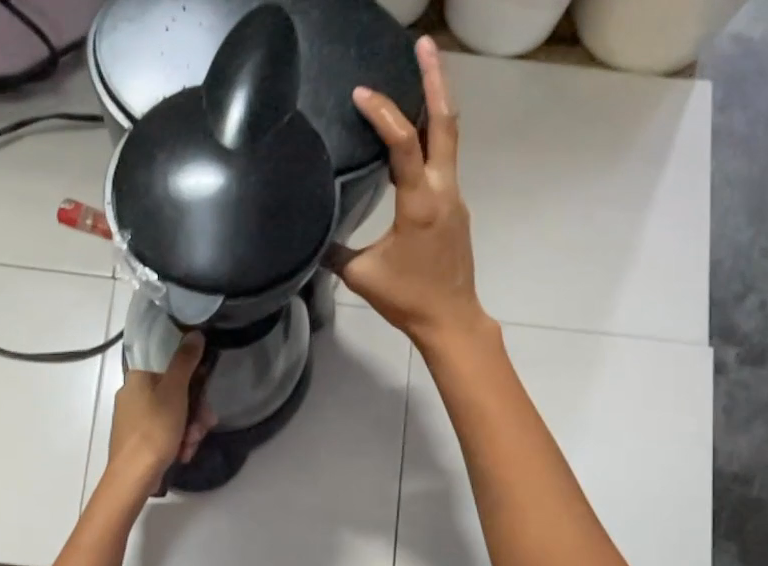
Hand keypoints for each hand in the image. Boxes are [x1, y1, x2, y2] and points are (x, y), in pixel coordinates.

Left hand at [107, 333, 213, 494]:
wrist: (134, 475)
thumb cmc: (154, 429)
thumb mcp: (175, 391)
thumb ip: (185, 361)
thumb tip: (194, 333)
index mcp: (137, 378)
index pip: (170, 367)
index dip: (193, 380)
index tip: (205, 394)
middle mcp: (133, 395)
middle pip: (176, 395)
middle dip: (194, 413)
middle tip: (202, 426)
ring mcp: (134, 419)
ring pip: (174, 416)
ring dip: (189, 430)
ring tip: (190, 445)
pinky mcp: (139, 439)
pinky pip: (165, 433)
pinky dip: (177, 442)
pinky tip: (182, 453)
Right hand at [335, 37, 485, 345]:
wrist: (450, 319)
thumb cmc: (406, 298)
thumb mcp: (361, 276)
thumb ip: (336, 251)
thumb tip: (312, 237)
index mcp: (419, 203)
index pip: (402, 144)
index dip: (382, 114)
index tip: (361, 93)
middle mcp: (443, 190)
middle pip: (445, 122)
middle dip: (435, 79)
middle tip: (423, 44)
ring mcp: (454, 198)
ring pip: (449, 139)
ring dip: (436, 103)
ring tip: (423, 72)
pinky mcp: (455, 209)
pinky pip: (443, 162)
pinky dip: (430, 138)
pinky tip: (414, 135)